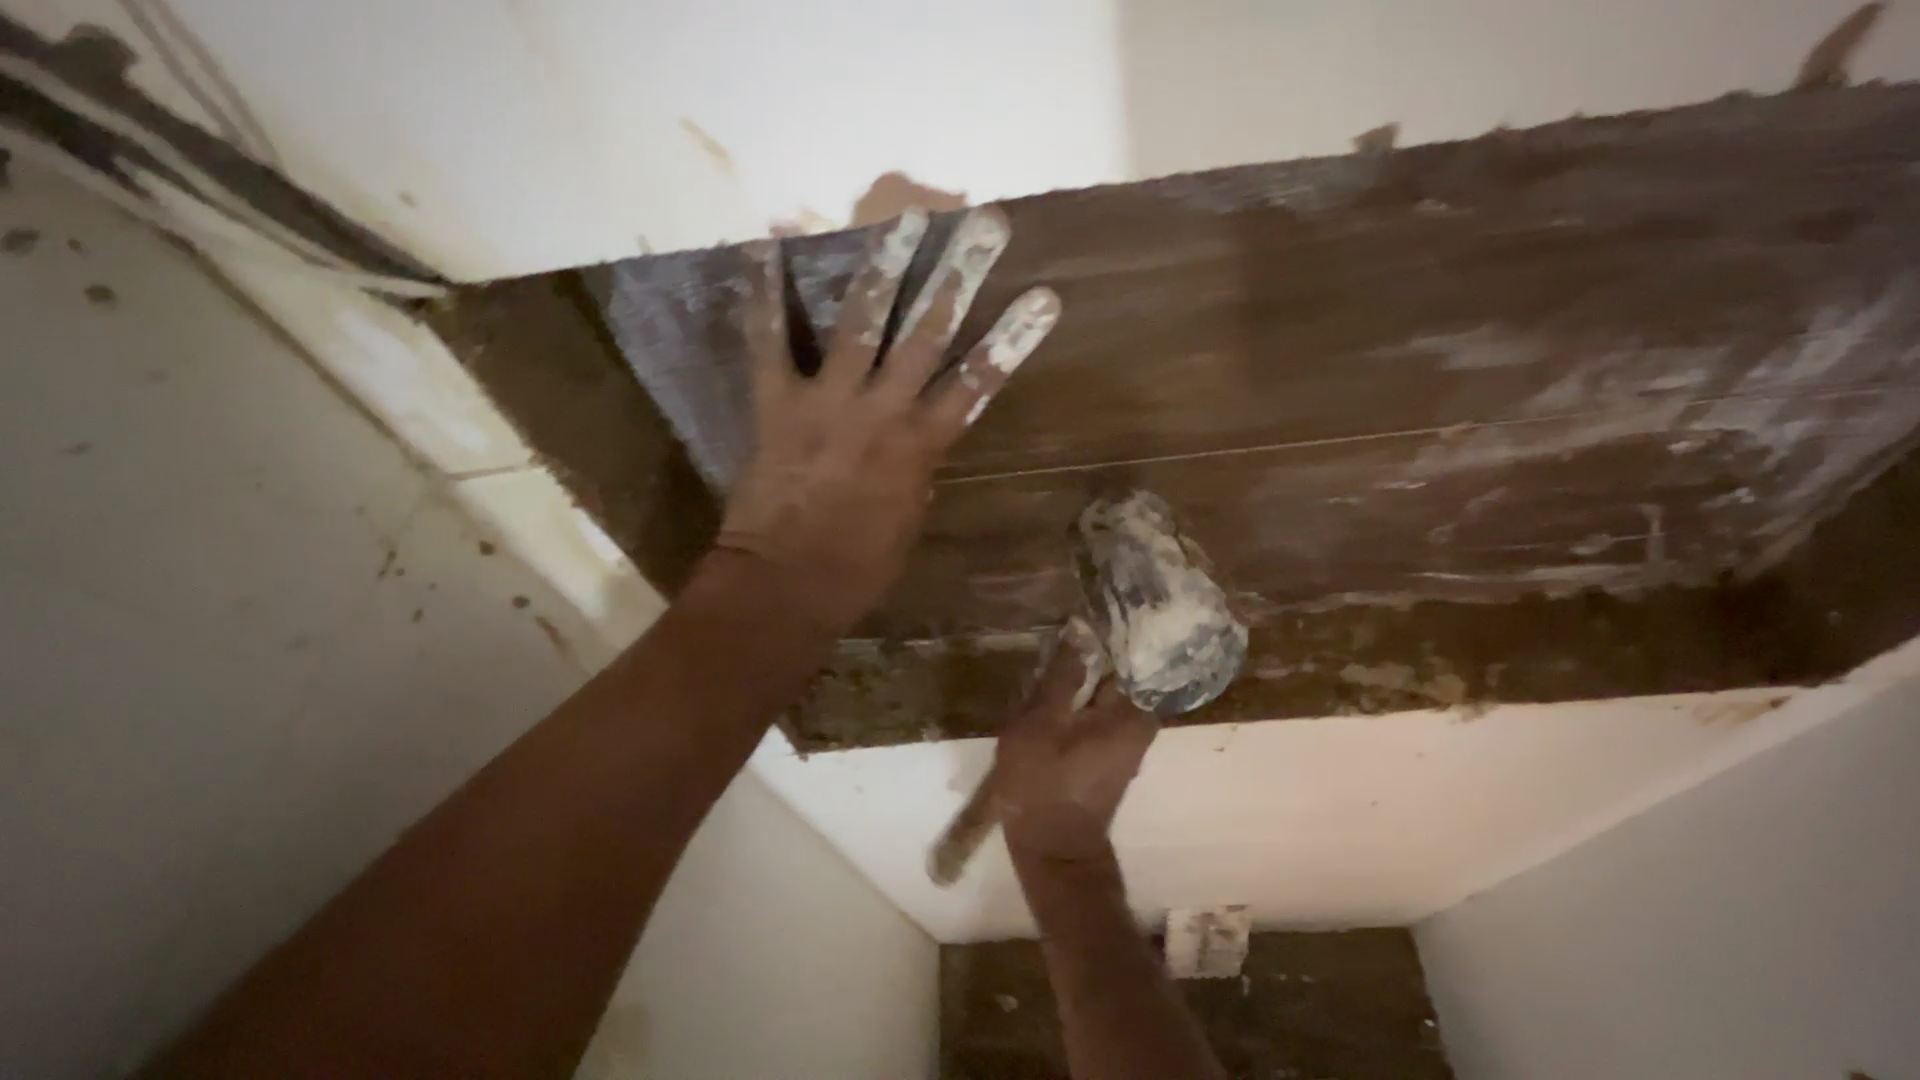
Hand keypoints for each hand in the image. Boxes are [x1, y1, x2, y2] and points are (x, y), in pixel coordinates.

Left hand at [715, 207, 1061, 633]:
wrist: (783, 586)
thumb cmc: (854, 570)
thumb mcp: (905, 525)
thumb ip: (915, 475)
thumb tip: (916, 449)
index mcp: (920, 446)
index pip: (977, 382)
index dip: (1012, 339)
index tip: (1044, 297)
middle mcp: (881, 410)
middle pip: (928, 334)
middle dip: (959, 276)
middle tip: (985, 225)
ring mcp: (827, 400)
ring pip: (861, 322)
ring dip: (886, 266)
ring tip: (906, 218)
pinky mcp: (777, 403)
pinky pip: (768, 342)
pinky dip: (763, 294)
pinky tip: (763, 243)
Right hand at [998, 622, 1159, 862]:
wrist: (1052, 848)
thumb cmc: (1043, 782)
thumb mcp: (1041, 721)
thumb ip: (1061, 675)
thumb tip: (1081, 629)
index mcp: (1132, 710)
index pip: (1137, 652)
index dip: (1114, 627)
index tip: (1092, 606)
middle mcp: (1140, 721)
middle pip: (1123, 670)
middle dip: (1096, 650)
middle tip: (1064, 630)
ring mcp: (1127, 738)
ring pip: (1108, 690)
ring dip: (1085, 673)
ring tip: (1055, 654)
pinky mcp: (1111, 751)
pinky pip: (1100, 709)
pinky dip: (1082, 697)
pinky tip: (1055, 688)